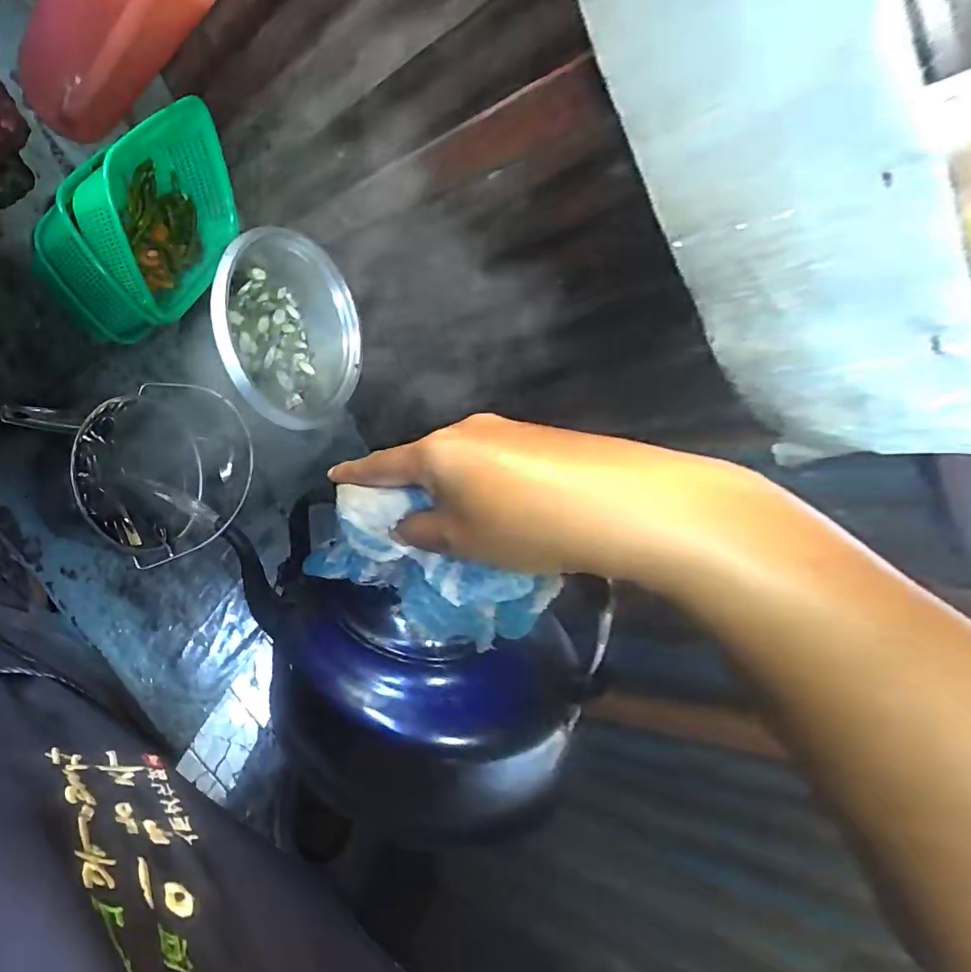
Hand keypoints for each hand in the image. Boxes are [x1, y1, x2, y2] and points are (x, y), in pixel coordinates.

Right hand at [328, 414, 794, 593]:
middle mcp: (467, 430)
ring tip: (452, 519)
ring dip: (446, 485)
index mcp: (437, 451)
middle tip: (399, 514)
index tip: (334, 476)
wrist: (636, 504)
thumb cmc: (530, 527)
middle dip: (406, 484)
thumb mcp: (466, 541)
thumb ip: (425, 531)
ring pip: (459, 459)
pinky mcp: (542, 438)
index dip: (356, 474)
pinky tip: (498, 509)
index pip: (382, 464)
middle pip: (422, 458)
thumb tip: (406, 523)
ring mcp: (507, 430)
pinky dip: (479, 482)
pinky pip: (491, 460)